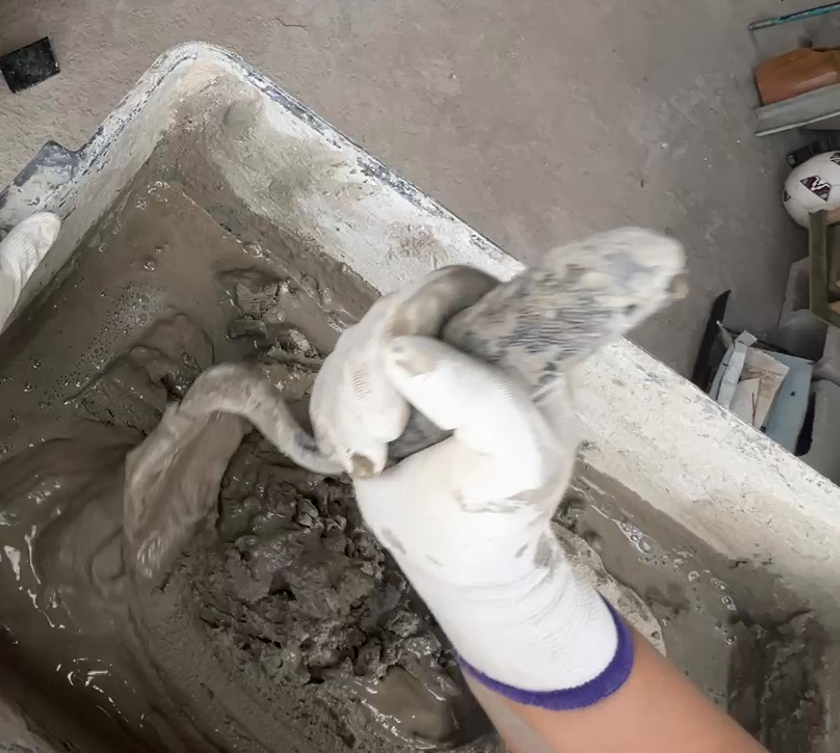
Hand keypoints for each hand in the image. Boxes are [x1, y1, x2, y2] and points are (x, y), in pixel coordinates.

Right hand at [311, 270, 628, 705]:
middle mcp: (453, 333)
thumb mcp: (513, 463)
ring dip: (349, 407)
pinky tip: (357, 453)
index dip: (419, 313)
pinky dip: (330, 417)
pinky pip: (326, 374)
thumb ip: (478, 400)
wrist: (448, 552)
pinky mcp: (362, 378)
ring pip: (351, 345)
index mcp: (505, 339)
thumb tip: (398, 350)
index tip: (399, 369)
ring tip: (373, 458)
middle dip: (371, 378)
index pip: (454, 286)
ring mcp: (404, 354)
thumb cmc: (498, 512)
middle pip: (391, 314)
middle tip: (382, 436)